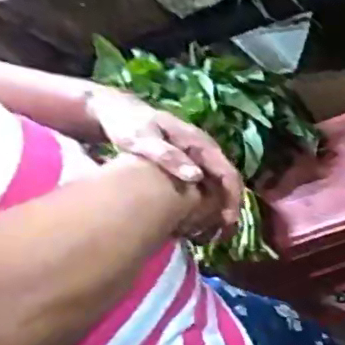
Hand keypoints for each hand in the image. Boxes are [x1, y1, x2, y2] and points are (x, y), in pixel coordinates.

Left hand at [84, 86, 242, 237]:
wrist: (112, 111)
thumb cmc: (126, 123)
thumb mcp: (142, 138)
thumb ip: (167, 155)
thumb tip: (196, 176)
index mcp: (201, 144)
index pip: (229, 174)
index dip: (232, 198)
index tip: (228, 220)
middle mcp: (206, 152)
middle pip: (228, 183)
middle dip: (229, 208)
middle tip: (222, 233)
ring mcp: (199, 159)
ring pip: (219, 187)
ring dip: (218, 208)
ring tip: (211, 230)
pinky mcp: (190, 165)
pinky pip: (206, 187)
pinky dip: (206, 203)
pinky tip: (195, 218)